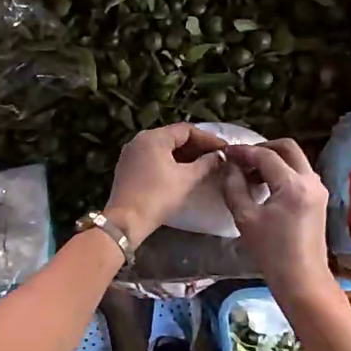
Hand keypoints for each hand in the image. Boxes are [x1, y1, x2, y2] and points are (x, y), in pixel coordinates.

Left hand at [104, 124, 228, 247]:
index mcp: (154, 137)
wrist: (126, 221)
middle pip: (173, 137)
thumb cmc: (158, 196)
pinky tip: (182, 173)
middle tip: (216, 157)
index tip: (224, 149)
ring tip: (203, 166)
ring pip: (163, 148)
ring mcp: (131, 153)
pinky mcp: (127, 167)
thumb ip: (206, 164)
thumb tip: (219, 156)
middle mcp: (139, 140)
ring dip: (184, 155)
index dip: (208, 138)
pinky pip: (153, 158)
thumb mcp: (187, 179)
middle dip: (196, 147)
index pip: (186, 130)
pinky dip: (169, 162)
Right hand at [220, 140, 331, 293]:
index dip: (243, 151)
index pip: (266, 156)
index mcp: (293, 185)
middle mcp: (311, 181)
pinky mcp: (318, 198)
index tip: (226, 153)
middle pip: (287, 148)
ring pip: (295, 159)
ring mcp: (318, 189)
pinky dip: (282, 170)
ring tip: (250, 172)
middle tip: (242, 158)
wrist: (301, 278)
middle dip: (262, 148)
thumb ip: (234, 186)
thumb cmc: (271, 251)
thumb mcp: (244, 217)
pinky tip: (264, 184)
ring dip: (273, 159)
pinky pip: (299, 172)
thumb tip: (231, 167)